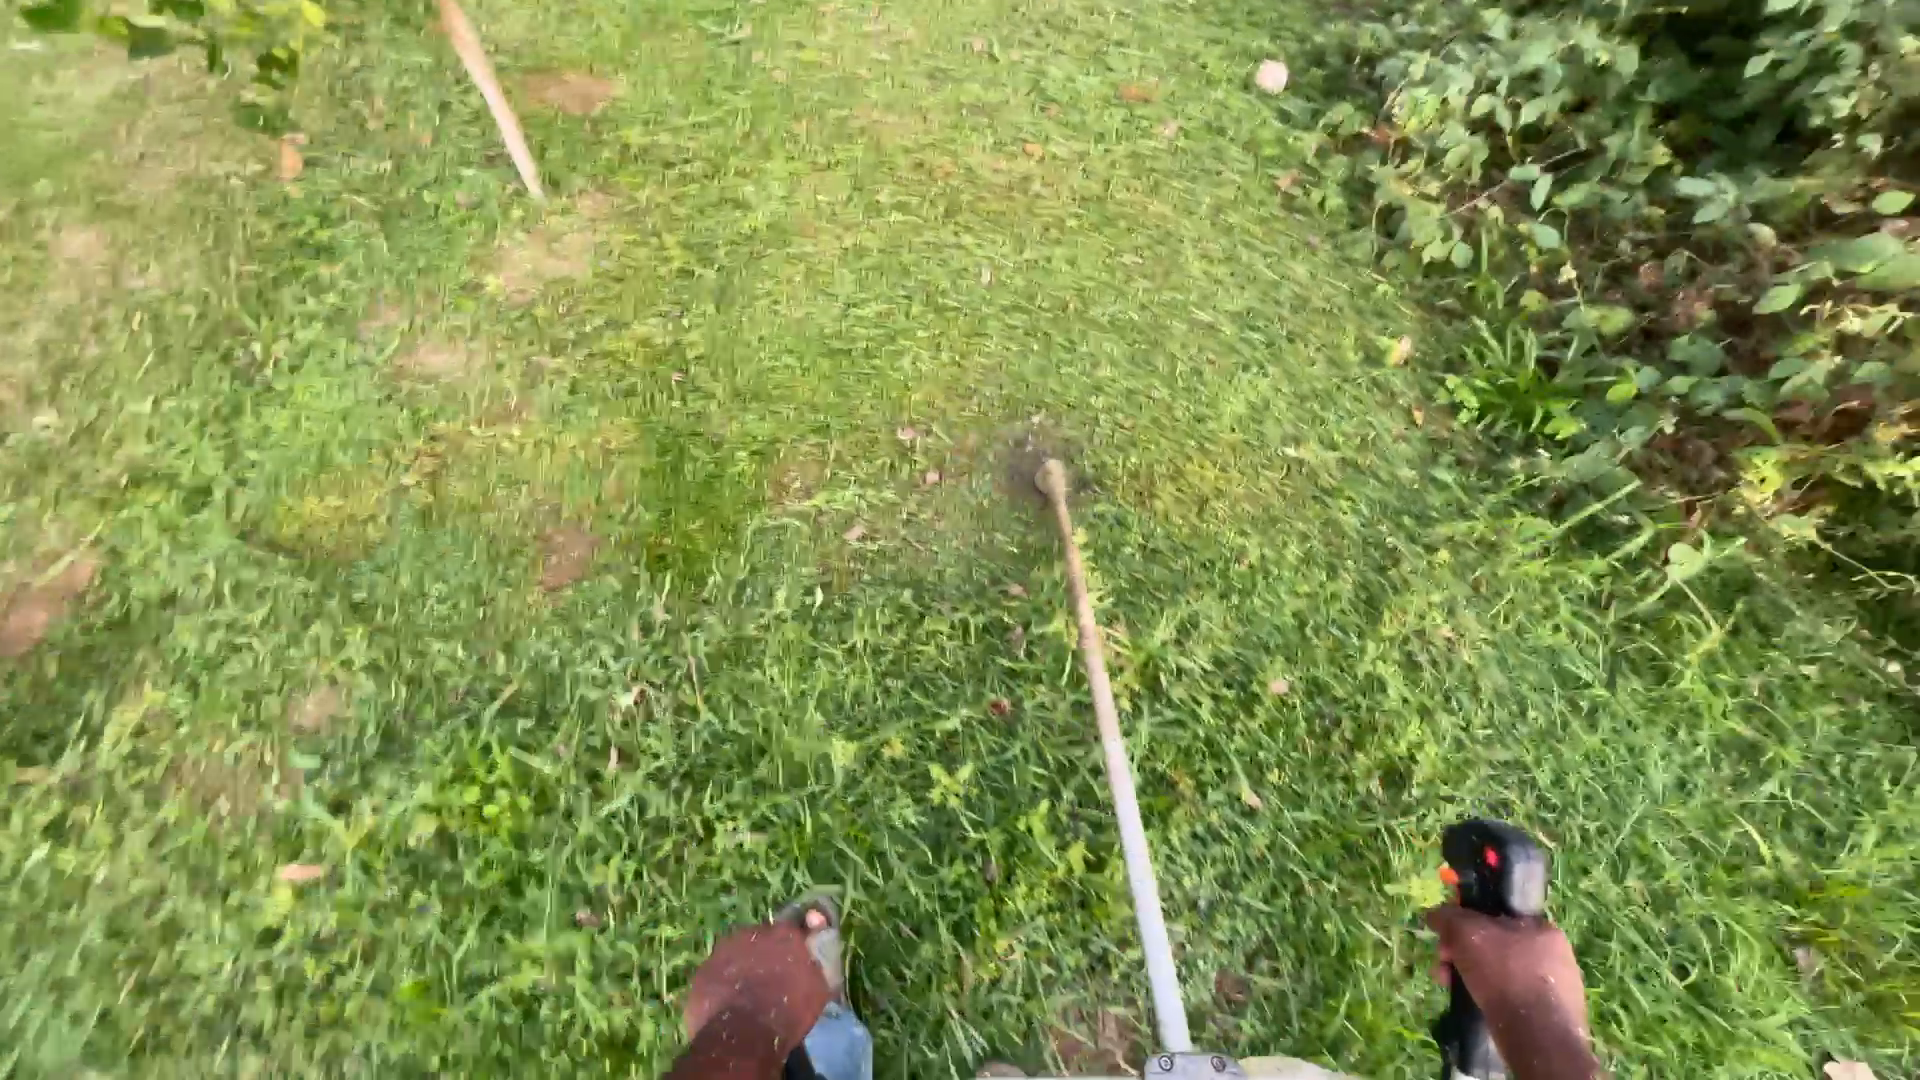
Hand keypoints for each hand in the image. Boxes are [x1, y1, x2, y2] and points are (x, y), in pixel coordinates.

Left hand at [684, 917, 831, 1055]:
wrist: (744, 1035)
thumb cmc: (788, 1012)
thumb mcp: (819, 986)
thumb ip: (819, 959)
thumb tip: (817, 941)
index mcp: (787, 932)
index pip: (793, 928)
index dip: (793, 945)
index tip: (794, 960)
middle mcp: (756, 931)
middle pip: (763, 938)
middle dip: (766, 953)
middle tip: (769, 979)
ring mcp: (726, 948)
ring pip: (738, 951)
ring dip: (743, 964)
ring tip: (746, 991)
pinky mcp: (704, 968)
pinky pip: (717, 970)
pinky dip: (722, 980)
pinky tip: (727, 1000)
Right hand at [1425, 905, 1601, 1079]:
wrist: (1536, 1036)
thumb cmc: (1503, 973)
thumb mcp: (1464, 931)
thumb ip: (1447, 916)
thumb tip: (1434, 914)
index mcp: (1542, 929)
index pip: (1495, 914)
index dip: (1464, 922)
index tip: (1448, 936)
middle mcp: (1554, 954)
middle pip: (1492, 942)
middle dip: (1460, 951)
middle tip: (1444, 962)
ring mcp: (1555, 985)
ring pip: (1497, 968)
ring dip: (1468, 971)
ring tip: (1450, 982)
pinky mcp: (1550, 1012)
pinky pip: (1510, 992)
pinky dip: (1488, 992)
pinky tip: (1474, 999)